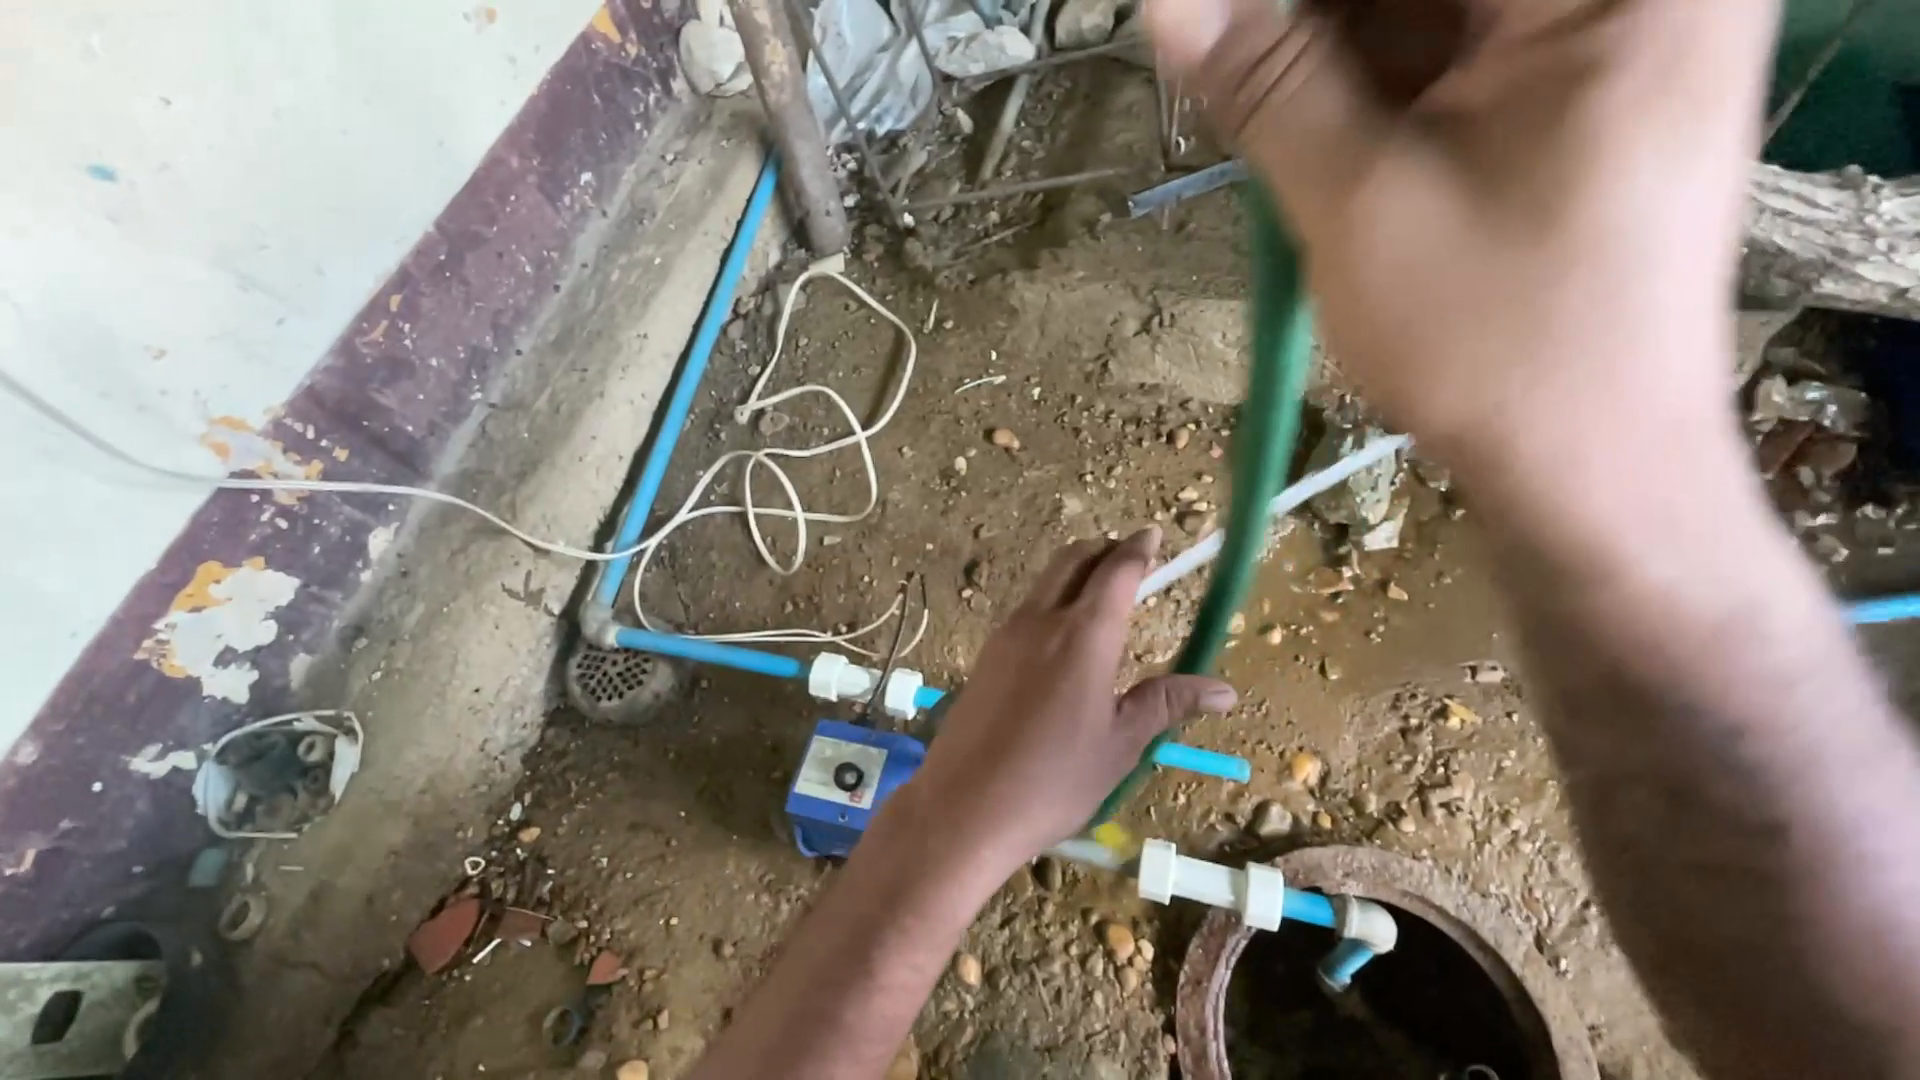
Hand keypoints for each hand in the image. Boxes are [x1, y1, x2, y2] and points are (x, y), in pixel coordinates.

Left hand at [904, 528, 1235, 872]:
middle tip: (1129, 555)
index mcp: (1084, 636)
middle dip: (1103, 548)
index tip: (1153, 535)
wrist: (964, 807)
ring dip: (1074, 572)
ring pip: (1044, 583)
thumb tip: (1224, 691)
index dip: (1138, 549)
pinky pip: (1025, 611)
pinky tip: (1062, 636)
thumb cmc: (1054, 780)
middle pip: (1072, 561)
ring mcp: (1006, 636)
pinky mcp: (985, 657)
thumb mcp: (1120, 745)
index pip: (1116, 572)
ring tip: (1100, 591)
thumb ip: (1166, 704)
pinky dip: (1052, 600)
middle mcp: (1041, 621)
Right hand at [1145, 0, 1778, 473]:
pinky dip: (1360, 79)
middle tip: (1214, 50)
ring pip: (1427, 9)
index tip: (1208, 22)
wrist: (1584, 463)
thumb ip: (1264, 84)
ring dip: (1322, 46)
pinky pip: (1444, 53)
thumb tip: (1167, 1)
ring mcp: (1599, 38)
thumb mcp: (1359, 203)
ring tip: (1240, 89)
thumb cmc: (1491, 339)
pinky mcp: (1562, 95)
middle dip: (1306, 17)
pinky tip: (1294, 112)